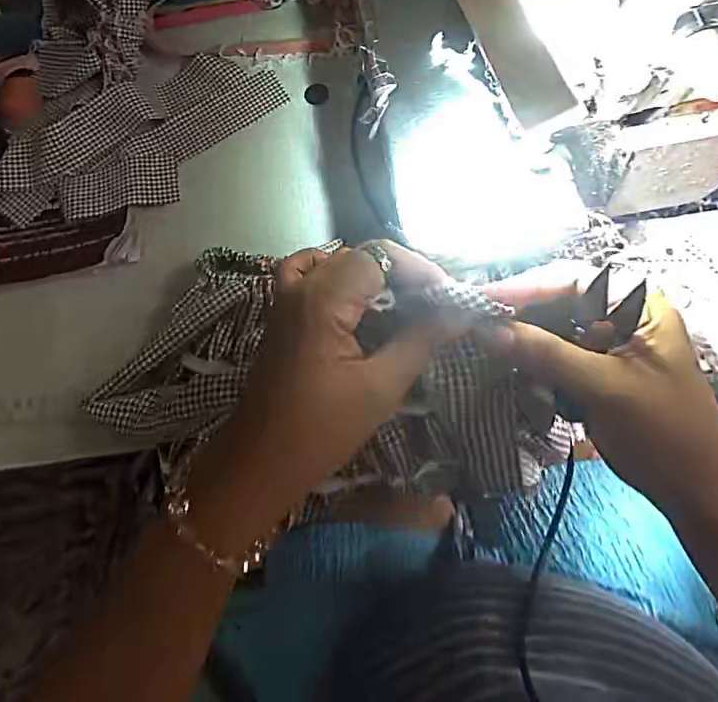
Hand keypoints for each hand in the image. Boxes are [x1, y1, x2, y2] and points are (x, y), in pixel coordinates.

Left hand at [186, 241, 473, 542]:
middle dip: (401, 275)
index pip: (379, 257)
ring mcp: (286, 296)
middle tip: (432, 306)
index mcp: (323, 300)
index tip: (445, 298)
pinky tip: (354, 297)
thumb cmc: (320, 430)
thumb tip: (457, 313)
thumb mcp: (380, 388)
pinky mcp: (281, 311)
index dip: (417, 270)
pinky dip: (333, 273)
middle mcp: (301, 287)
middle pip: (360, 256)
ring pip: (338, 262)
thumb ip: (419, 342)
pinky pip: (306, 272)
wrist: (260, 461)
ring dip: (373, 277)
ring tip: (402, 306)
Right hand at [488, 284, 717, 515]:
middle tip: (485, 334)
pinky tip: (537, 396)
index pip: (574, 280)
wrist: (704, 499)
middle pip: (561, 306)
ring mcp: (614, 348)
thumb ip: (546, 354)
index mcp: (640, 306)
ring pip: (556, 336)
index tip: (487, 301)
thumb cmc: (665, 435)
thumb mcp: (603, 388)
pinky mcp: (602, 376)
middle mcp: (626, 318)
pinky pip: (561, 362)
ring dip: (533, 356)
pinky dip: (544, 376)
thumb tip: (489, 329)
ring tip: (513, 371)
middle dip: (527, 326)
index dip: (528, 288)